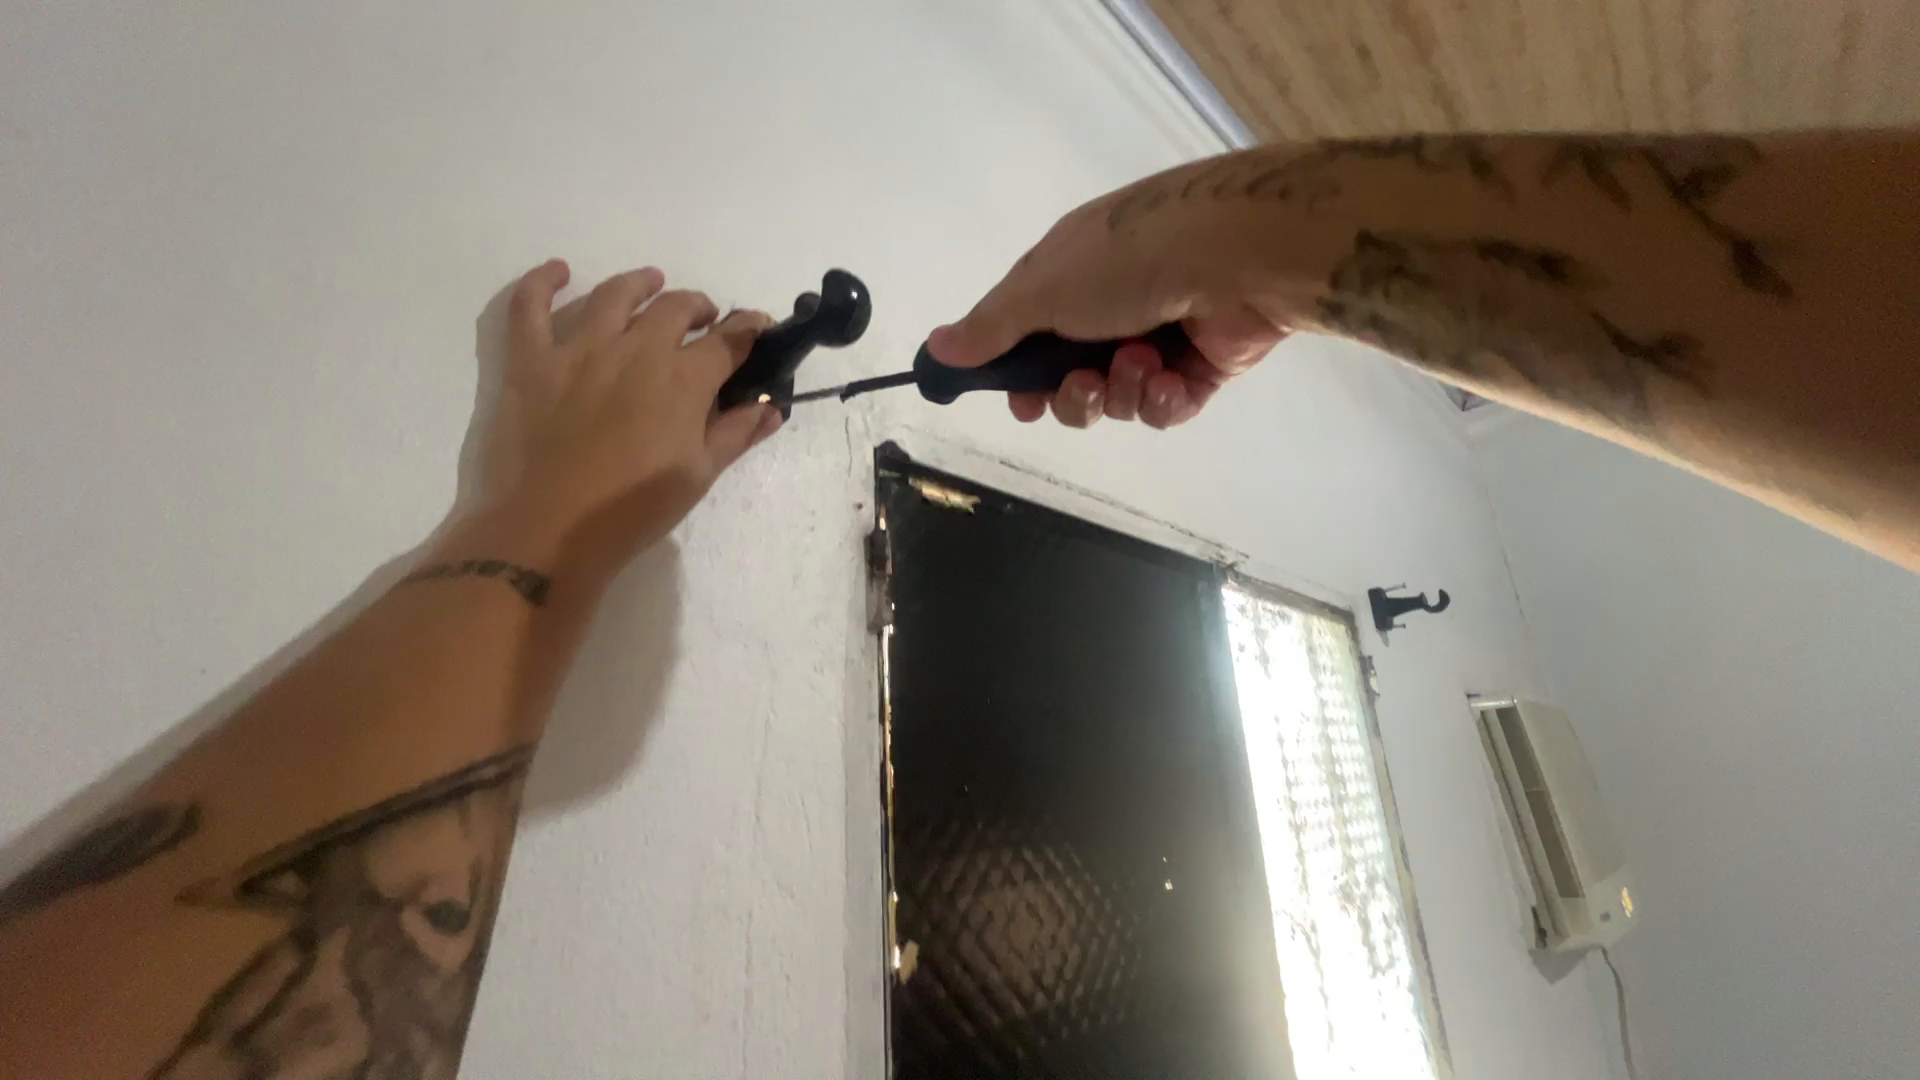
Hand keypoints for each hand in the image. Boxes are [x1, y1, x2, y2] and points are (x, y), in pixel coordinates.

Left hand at [469, 259, 780, 575]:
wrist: (550, 529)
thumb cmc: (635, 508)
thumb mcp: (699, 474)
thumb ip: (737, 433)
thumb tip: (771, 409)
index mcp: (683, 379)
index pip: (728, 340)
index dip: (749, 329)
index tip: (759, 327)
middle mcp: (636, 349)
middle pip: (675, 308)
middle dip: (699, 307)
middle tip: (705, 320)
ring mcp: (578, 348)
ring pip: (614, 295)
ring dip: (640, 284)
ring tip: (651, 284)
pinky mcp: (530, 359)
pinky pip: (530, 305)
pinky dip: (543, 282)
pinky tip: (559, 272)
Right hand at [926, 173, 1288, 428]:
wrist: (1237, 253)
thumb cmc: (1127, 261)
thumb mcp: (1040, 290)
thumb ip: (988, 328)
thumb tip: (933, 348)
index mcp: (1069, 279)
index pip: (1028, 339)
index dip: (1019, 378)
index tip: (1018, 401)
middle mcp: (1110, 307)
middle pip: (1069, 381)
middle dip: (1071, 395)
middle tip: (1080, 385)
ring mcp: (1159, 337)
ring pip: (1115, 400)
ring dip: (1119, 391)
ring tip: (1140, 363)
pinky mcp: (1201, 367)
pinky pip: (1164, 408)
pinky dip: (1160, 400)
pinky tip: (1168, 379)